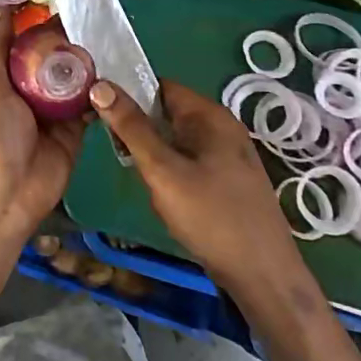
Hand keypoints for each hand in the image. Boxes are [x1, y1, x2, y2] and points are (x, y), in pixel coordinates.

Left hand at [0, 14, 88, 232]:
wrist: (13, 189)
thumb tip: (2, 11)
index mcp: (5, 80)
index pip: (24, 46)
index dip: (40, 27)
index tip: (61, 6)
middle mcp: (29, 92)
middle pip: (52, 61)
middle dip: (68, 44)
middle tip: (93, 21)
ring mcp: (53, 110)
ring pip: (73, 79)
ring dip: (86, 64)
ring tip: (108, 41)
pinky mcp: (75, 127)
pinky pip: (89, 103)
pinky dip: (99, 91)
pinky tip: (114, 73)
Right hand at [90, 78, 300, 294]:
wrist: (262, 275)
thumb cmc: (211, 216)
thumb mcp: (163, 171)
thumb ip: (131, 128)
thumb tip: (100, 86)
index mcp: (210, 115)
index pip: (161, 86)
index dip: (128, 92)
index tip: (97, 108)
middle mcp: (222, 127)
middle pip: (168, 112)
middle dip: (139, 127)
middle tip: (112, 147)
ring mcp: (228, 154)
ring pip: (177, 140)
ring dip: (153, 153)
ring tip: (137, 174)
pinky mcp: (228, 179)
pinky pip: (189, 161)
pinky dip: (170, 170)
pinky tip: (161, 194)